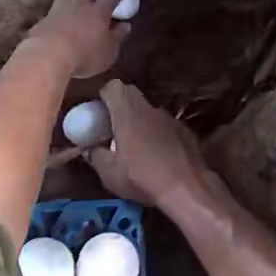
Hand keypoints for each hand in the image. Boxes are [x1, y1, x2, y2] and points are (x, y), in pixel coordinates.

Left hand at [24, 0, 129, 78]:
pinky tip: (58, 23)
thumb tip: (125, 26)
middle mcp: (79, 5)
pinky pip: (52, 12)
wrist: (48, 57)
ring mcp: (58, 10)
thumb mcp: (109, 52)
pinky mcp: (43, 20)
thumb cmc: (85, 56)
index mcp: (98, 12)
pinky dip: (57, 15)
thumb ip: (117, 37)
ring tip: (74, 1)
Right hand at [89, 81, 215, 208]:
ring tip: (135, 142)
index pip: (113, 87)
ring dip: (140, 119)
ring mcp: (170, 118)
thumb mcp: (109, 173)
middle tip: (113, 126)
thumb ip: (95, 156)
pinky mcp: (185, 130)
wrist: (187, 188)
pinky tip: (158, 152)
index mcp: (128, 112)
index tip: (98, 111)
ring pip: (149, 110)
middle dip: (120, 106)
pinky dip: (158, 132)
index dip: (103, 95)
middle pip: (131, 95)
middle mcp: (150, 108)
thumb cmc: (142, 178)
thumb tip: (88, 149)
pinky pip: (165, 124)